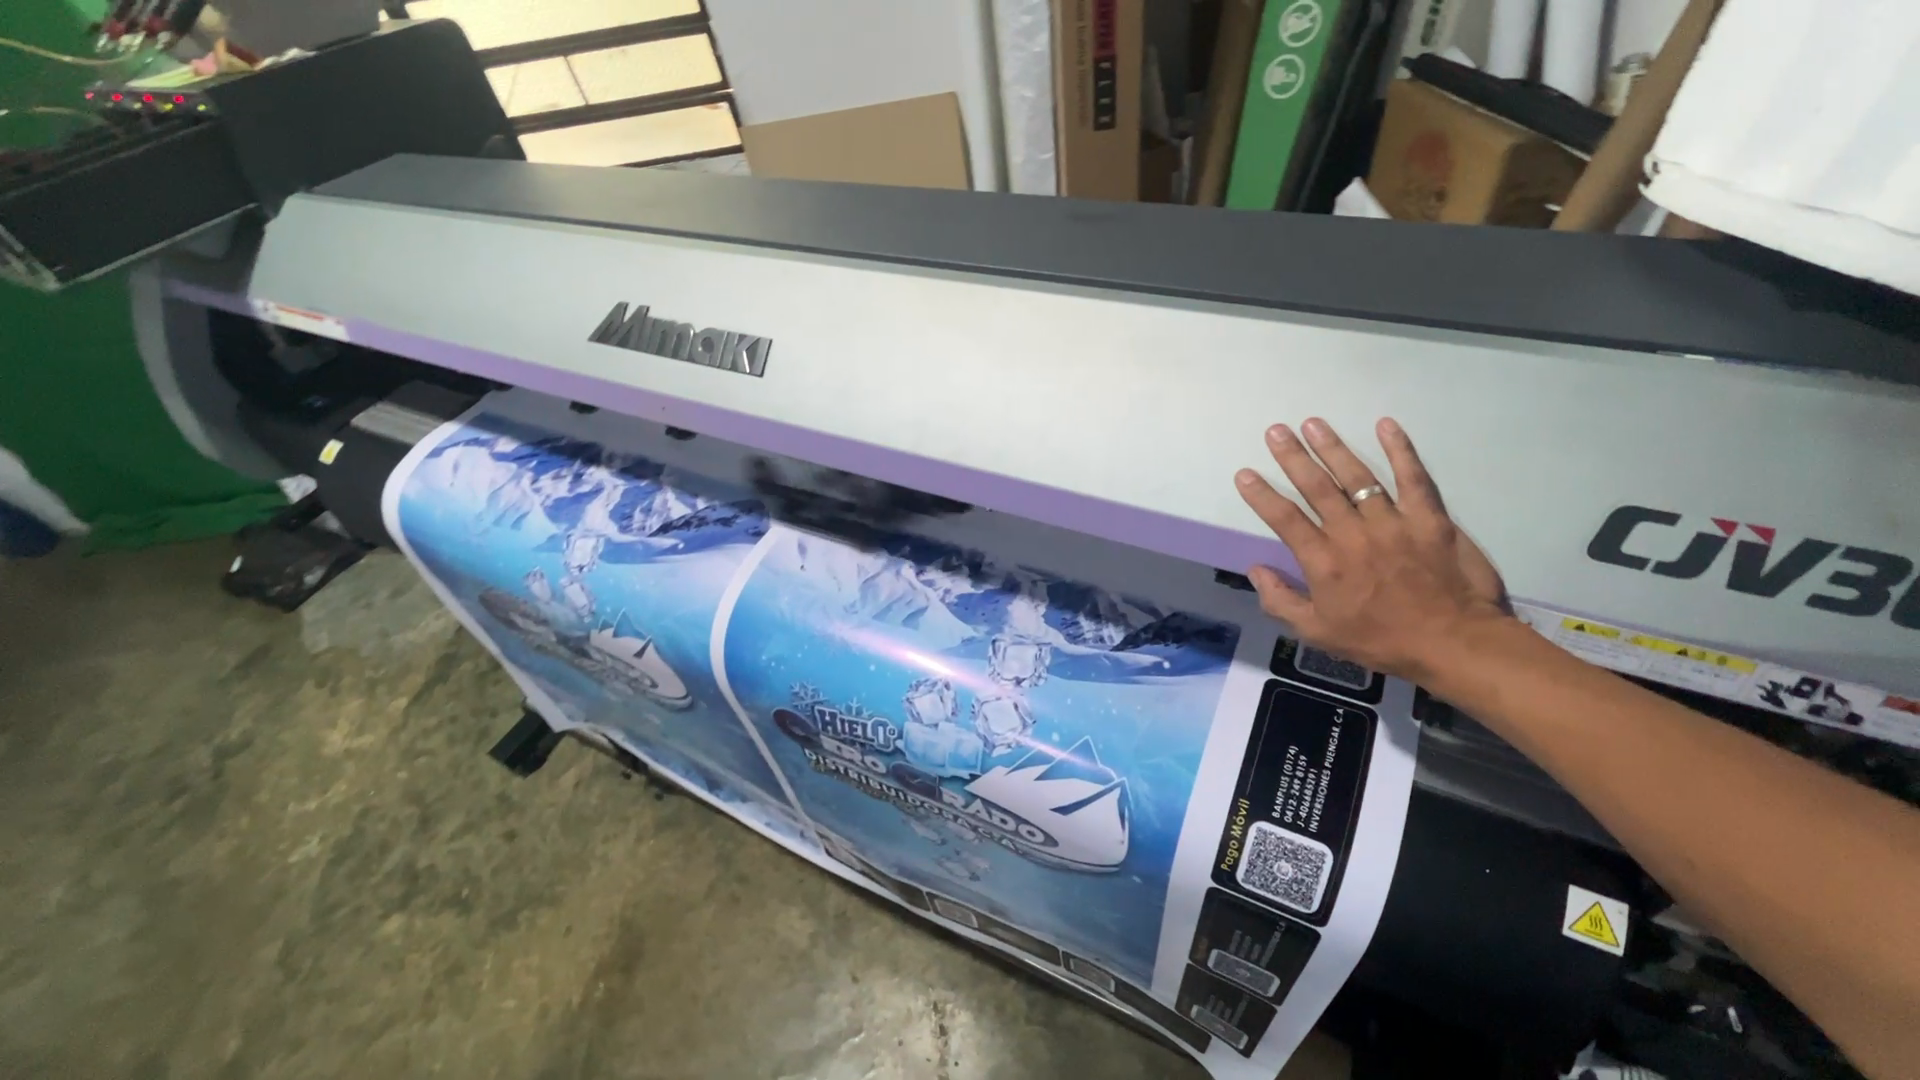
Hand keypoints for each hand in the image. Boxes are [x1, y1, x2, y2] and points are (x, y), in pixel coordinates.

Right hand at [1235, 417, 1508, 682]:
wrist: (1453, 644)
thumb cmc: (1381, 641)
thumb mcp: (1318, 634)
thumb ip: (1281, 601)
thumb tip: (1256, 570)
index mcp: (1324, 562)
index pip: (1285, 519)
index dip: (1262, 495)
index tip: (1245, 473)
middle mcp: (1354, 534)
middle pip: (1317, 488)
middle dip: (1293, 457)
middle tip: (1276, 431)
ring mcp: (1394, 522)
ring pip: (1358, 477)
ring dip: (1333, 448)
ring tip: (1313, 424)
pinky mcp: (1430, 519)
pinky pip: (1413, 478)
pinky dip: (1401, 450)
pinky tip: (1386, 426)